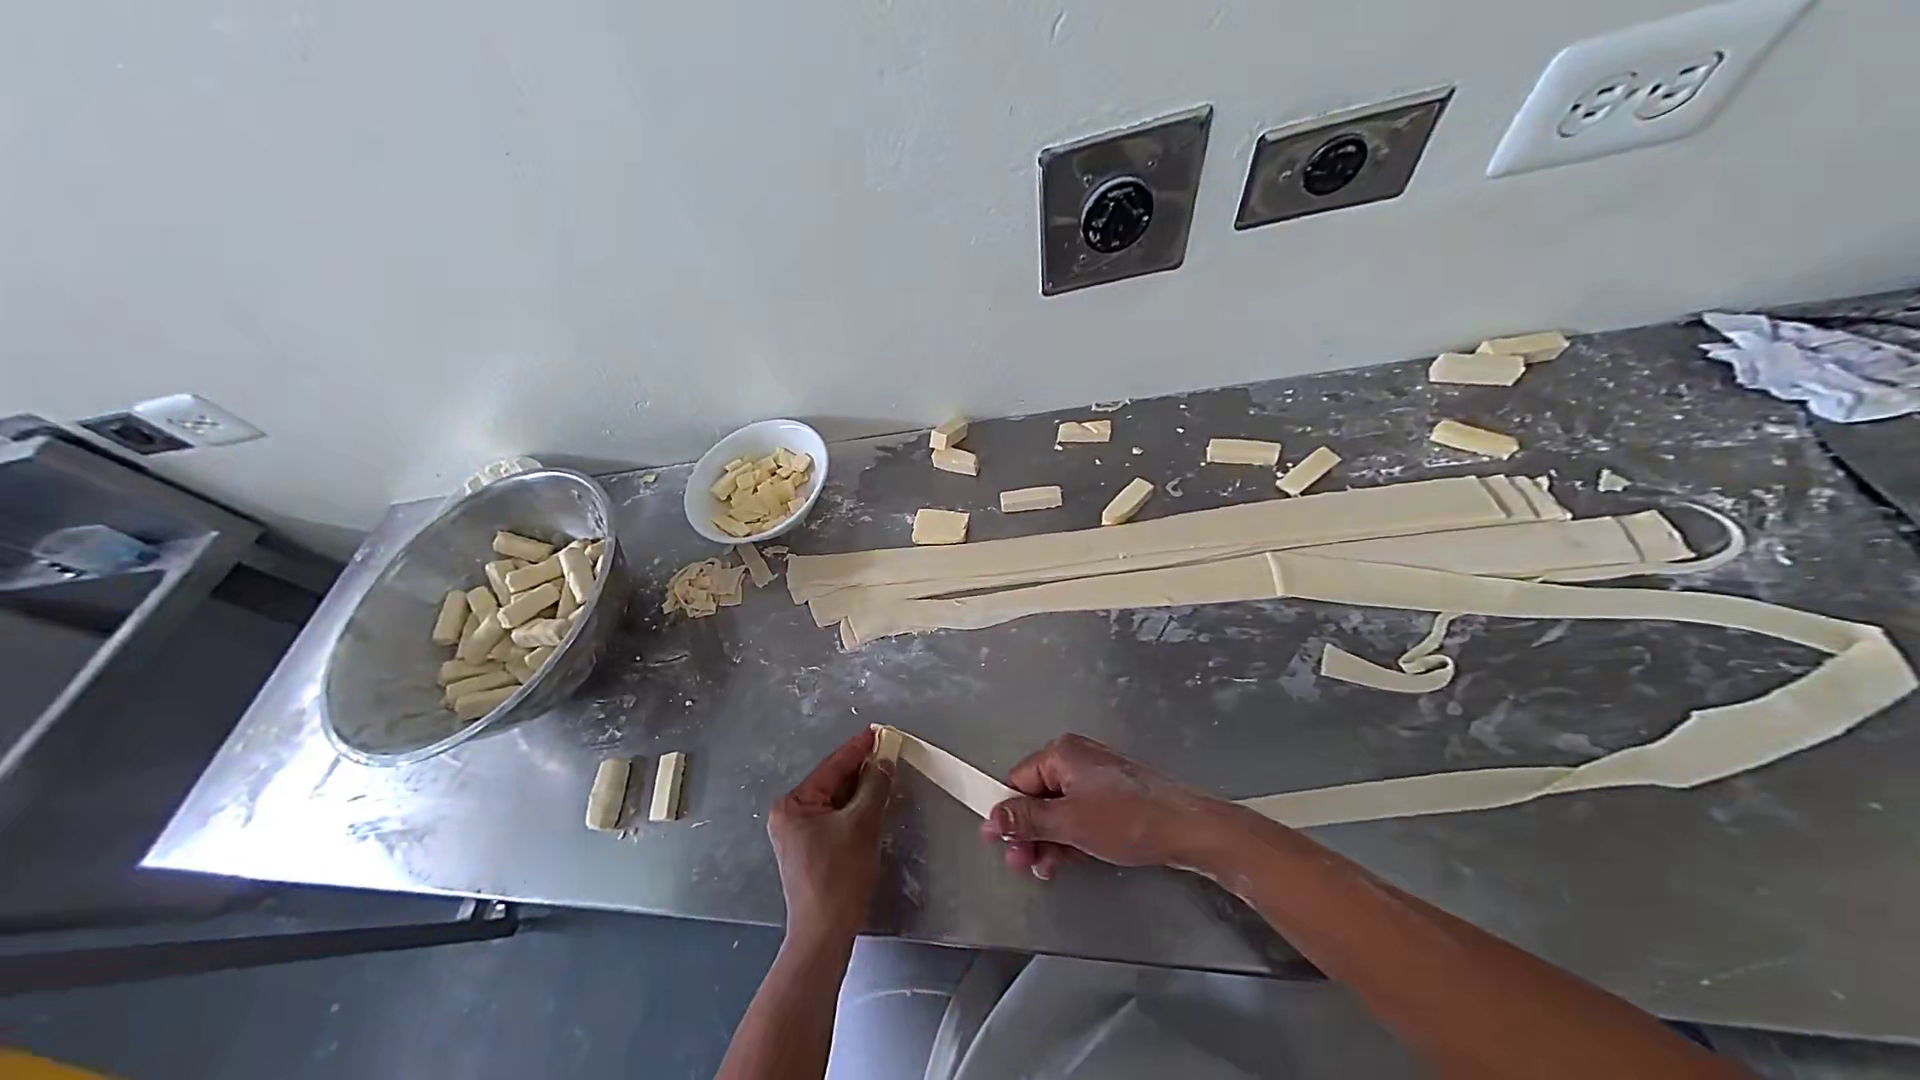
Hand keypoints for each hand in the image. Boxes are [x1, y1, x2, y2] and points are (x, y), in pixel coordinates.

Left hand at [768, 728, 894, 941]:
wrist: (825, 933)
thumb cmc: (838, 877)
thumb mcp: (861, 824)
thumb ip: (874, 787)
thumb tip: (885, 761)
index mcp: (793, 805)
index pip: (831, 767)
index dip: (858, 748)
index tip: (878, 732)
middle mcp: (790, 816)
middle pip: (833, 783)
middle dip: (862, 769)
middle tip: (888, 752)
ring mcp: (800, 834)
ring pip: (837, 801)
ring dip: (863, 790)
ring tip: (888, 774)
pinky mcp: (812, 850)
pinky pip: (838, 818)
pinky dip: (858, 810)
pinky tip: (877, 803)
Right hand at [982, 734, 1239, 880]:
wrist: (1187, 830)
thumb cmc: (1129, 819)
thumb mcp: (1068, 823)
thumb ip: (1026, 820)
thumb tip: (992, 817)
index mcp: (1061, 754)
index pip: (1018, 780)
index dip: (1008, 813)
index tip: (1001, 841)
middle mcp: (1076, 760)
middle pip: (1036, 796)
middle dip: (1029, 832)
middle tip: (1022, 862)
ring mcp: (1095, 778)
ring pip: (1057, 810)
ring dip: (1048, 840)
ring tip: (1046, 868)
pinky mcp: (1111, 797)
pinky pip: (1078, 815)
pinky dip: (1069, 837)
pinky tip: (1065, 860)